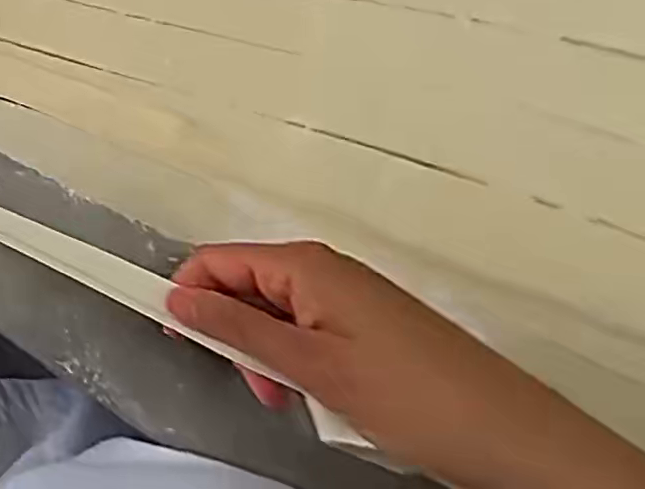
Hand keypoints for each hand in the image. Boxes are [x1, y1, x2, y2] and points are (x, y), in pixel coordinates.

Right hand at [167, 241, 644, 488]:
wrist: (540, 455)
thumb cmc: (419, 401)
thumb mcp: (311, 367)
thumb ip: (233, 328)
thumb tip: (177, 301)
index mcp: (303, 264)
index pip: (213, 261)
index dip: (186, 293)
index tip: (176, 330)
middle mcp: (324, 269)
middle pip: (244, 286)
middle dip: (235, 332)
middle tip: (253, 381)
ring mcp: (353, 296)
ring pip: (276, 311)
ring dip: (269, 352)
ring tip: (293, 396)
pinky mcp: (374, 323)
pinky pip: (310, 326)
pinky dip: (301, 358)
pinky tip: (323, 393)